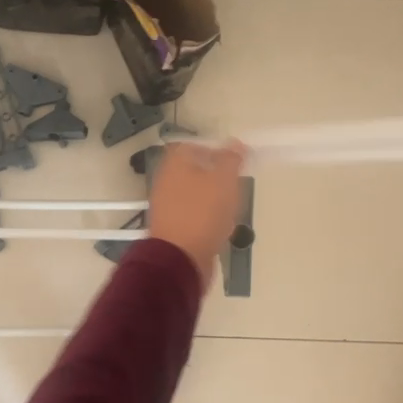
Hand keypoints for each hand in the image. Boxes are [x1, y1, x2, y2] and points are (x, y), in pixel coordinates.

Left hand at [148, 141, 246, 288]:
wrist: (181, 259)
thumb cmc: (203, 213)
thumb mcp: (224, 180)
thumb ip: (231, 159)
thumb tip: (235, 144)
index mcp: (175, 163)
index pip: (194, 146)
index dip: (216, 150)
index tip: (235, 160)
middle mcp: (167, 181)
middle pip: (197, 171)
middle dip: (219, 178)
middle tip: (236, 186)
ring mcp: (168, 206)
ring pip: (198, 195)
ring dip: (217, 201)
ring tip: (232, 209)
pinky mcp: (174, 228)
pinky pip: (196, 216)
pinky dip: (209, 219)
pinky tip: (222, 228)